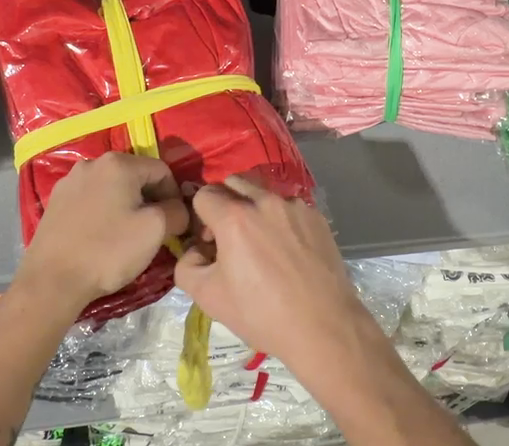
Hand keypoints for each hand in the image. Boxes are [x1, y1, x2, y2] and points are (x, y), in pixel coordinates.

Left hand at [17, 153, 189, 308]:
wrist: (51, 282)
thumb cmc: (108, 251)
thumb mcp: (155, 230)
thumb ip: (177, 211)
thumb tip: (179, 209)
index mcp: (119, 163)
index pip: (162, 170)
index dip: (173, 196)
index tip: (173, 223)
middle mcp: (92, 163)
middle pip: (135, 177)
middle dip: (148, 201)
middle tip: (151, 231)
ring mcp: (70, 181)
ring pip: (111, 189)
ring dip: (124, 207)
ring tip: (125, 236)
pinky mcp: (55, 202)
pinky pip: (90, 201)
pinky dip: (101, 214)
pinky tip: (100, 238)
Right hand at [174, 175, 379, 368]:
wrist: (322, 326)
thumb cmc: (261, 313)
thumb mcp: (208, 297)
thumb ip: (187, 265)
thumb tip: (195, 250)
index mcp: (235, 217)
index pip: (204, 194)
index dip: (200, 217)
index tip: (209, 242)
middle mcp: (265, 201)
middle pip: (233, 183)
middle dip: (225, 203)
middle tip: (230, 237)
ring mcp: (294, 205)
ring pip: (263, 192)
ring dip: (254, 209)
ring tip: (261, 244)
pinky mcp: (316, 216)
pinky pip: (289, 207)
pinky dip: (280, 220)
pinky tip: (288, 252)